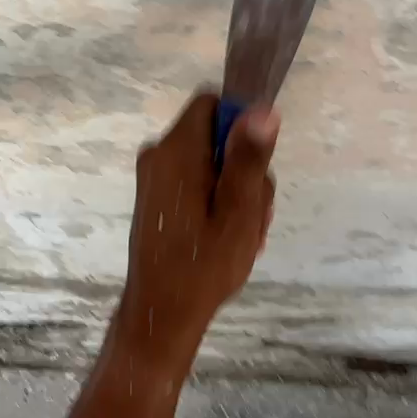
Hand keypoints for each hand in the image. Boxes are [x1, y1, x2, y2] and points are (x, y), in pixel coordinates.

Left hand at [110, 92, 278, 374]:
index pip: (213, 103)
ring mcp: (155, 176)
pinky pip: (196, 182)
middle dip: (242, 170)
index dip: (240, 126)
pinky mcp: (156, 196)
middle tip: (252, 214)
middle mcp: (158, 154)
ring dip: (234, 193)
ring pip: (211, 163)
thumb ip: (248, 158)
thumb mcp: (238, 211)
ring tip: (241, 234)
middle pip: (216, 136)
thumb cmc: (204, 265)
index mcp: (176, 150)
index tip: (254, 166)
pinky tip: (225, 238)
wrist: (161, 313)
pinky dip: (216, 204)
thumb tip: (261, 109)